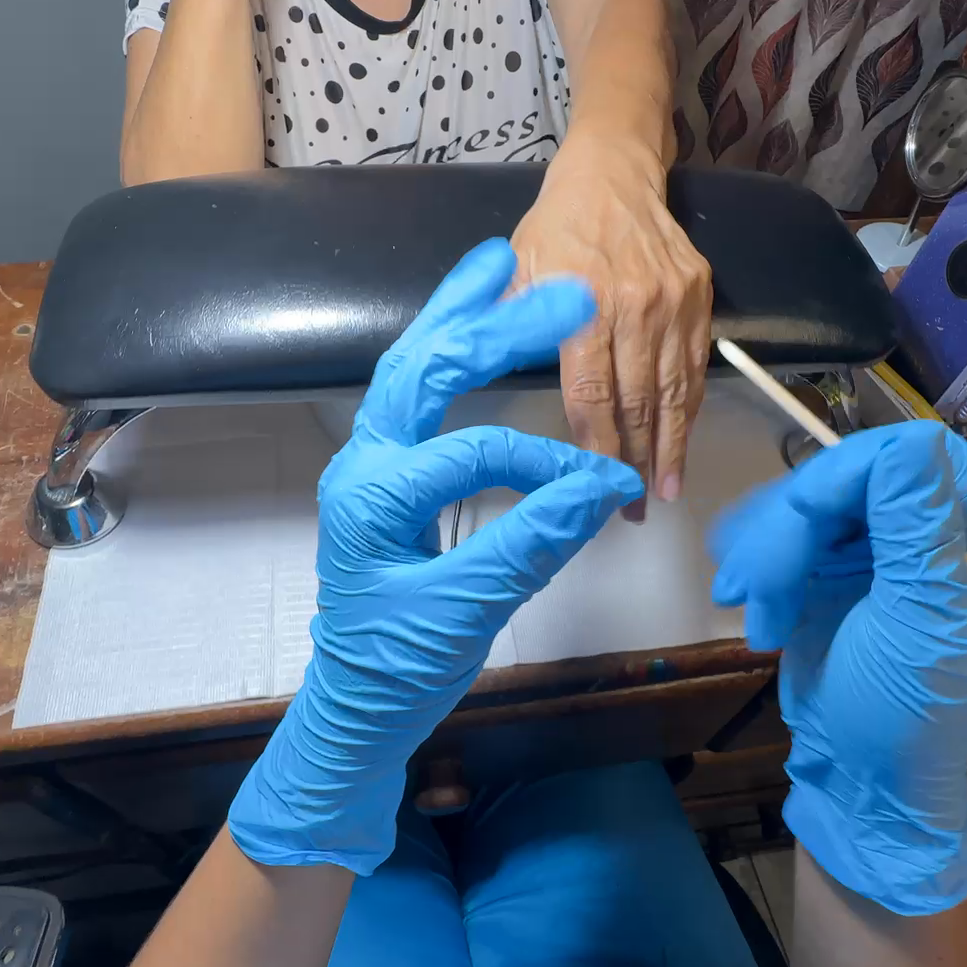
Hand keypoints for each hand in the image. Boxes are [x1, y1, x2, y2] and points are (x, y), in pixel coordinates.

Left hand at [227, 239, 644, 874]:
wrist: (358, 703)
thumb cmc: (399, 668)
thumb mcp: (464, 612)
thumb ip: (530, 544)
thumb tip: (604, 486)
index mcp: (374, 495)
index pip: (474, 451)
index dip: (549, 463)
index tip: (608, 482)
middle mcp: (364, 461)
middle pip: (424, 369)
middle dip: (492, 325)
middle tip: (562, 289)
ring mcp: (371, 460)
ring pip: (410, 368)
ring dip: (455, 316)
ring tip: (497, 263)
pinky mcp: (387, 469)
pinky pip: (414, 396)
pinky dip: (446, 354)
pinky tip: (470, 328)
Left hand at [511, 133, 711, 518]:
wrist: (615, 172)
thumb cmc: (556, 227)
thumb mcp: (516, 269)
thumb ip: (508, 327)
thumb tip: (490, 382)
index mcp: (583, 306)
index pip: (592, 396)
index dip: (598, 448)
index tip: (601, 489)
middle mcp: (635, 308)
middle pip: (637, 404)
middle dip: (636, 463)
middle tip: (634, 509)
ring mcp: (674, 303)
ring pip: (674, 391)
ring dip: (672, 447)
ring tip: (667, 490)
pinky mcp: (700, 298)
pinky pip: (696, 367)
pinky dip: (691, 409)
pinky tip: (684, 440)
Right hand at [707, 422, 966, 914]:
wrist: (856, 771)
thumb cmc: (905, 710)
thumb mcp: (920, 622)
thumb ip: (917, 530)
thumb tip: (910, 438)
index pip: (918, 457)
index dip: (853, 470)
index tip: (801, 511)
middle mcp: (926, 529)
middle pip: (845, 479)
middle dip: (790, 530)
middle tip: (750, 584)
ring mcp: (870, 545)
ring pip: (802, 504)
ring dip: (763, 553)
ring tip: (743, 604)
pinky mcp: (822, 564)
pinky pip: (779, 534)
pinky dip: (752, 562)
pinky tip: (739, 597)